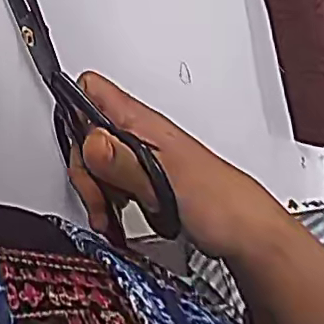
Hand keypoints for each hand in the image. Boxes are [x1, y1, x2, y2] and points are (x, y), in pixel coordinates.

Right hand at [68, 71, 296, 260]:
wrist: (249, 233)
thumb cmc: (220, 202)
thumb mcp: (164, 181)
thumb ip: (124, 162)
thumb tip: (91, 140)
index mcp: (140, 121)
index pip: (90, 90)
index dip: (74, 110)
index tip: (76, 145)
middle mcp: (138, 132)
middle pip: (86, 131)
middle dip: (85, 166)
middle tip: (99, 194)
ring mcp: (141, 155)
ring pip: (96, 159)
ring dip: (96, 189)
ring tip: (111, 212)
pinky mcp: (145, 179)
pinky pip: (111, 181)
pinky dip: (109, 201)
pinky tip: (120, 216)